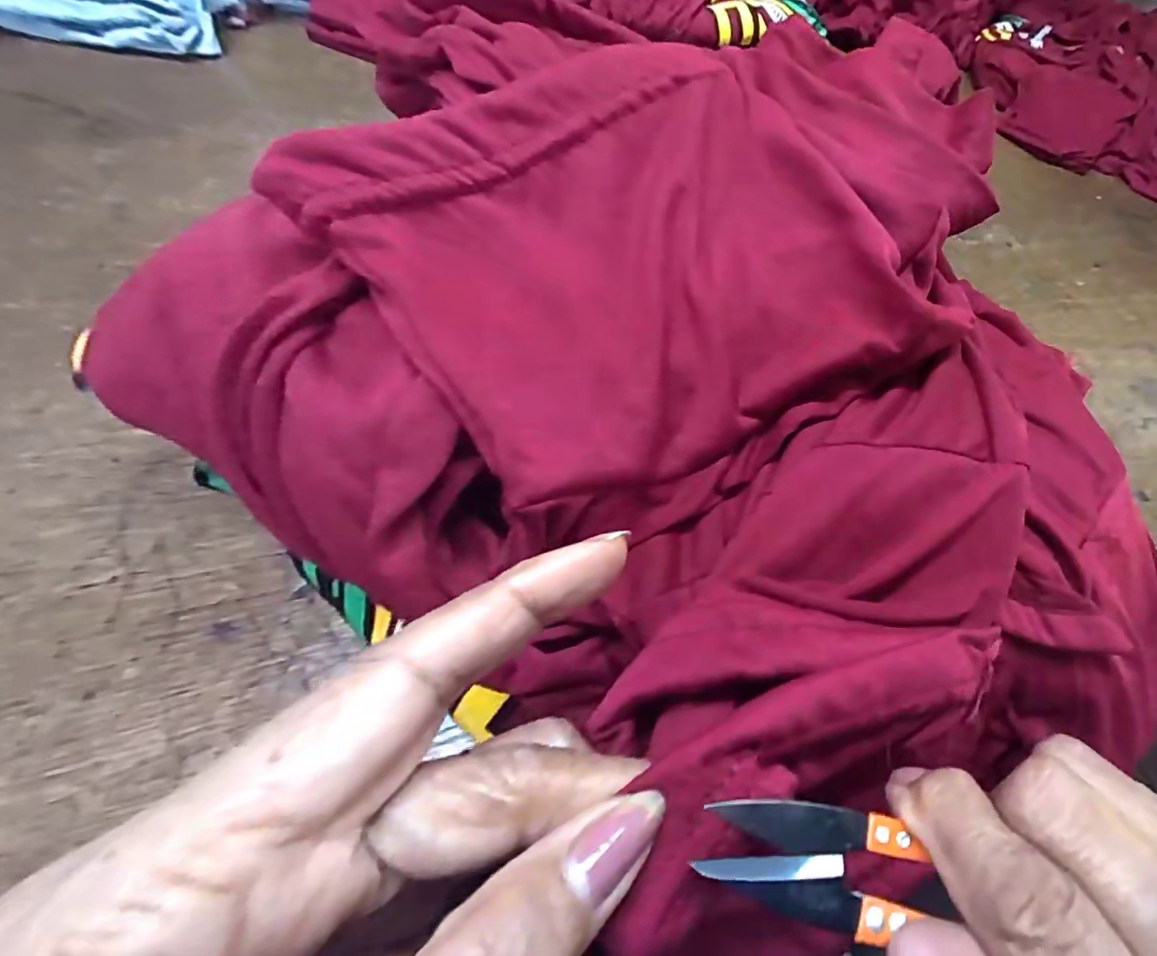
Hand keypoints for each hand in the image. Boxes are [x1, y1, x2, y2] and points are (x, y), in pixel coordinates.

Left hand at [0, 532, 658, 955]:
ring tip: (631, 847)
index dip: (514, 602)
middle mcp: (239, 865)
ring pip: (459, 821)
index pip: (393, 685)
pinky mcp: (310, 936)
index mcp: (181, 876)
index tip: (613, 551)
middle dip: (567, 783)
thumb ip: (491, 945)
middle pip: (453, 772)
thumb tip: (636, 818)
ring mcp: (276, 906)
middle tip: (665, 812)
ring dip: (551, 829)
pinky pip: (440, 877)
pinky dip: (517, 877)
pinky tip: (573, 883)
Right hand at [885, 736, 1156, 955]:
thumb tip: (902, 933)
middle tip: (981, 832)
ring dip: (1040, 794)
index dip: (955, 832)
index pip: (1028, 898)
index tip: (907, 793)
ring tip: (1039, 843)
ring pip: (1091, 770)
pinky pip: (1134, 788)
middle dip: (996, 799)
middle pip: (1056, 796)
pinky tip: (1099, 856)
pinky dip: (1092, 807)